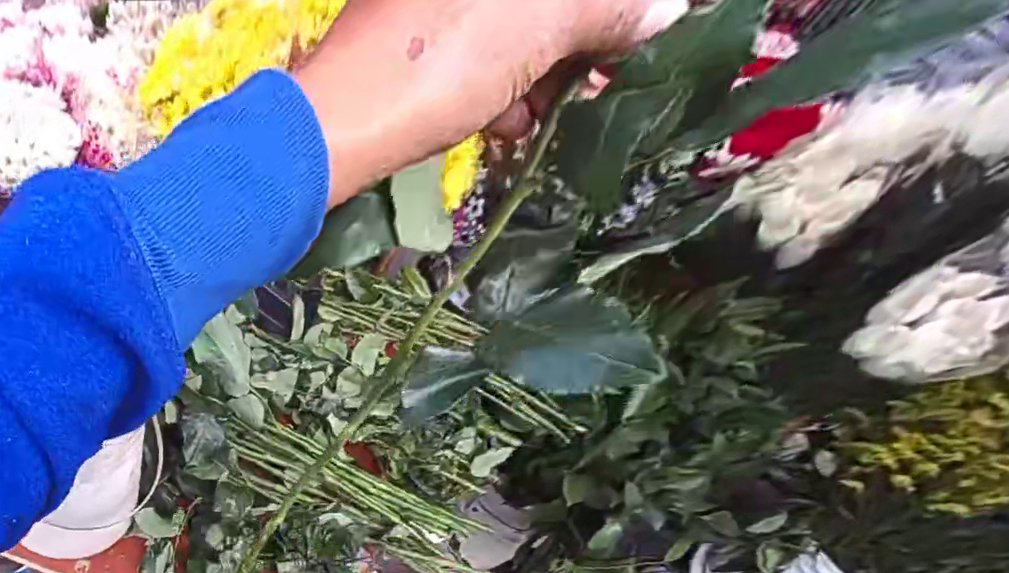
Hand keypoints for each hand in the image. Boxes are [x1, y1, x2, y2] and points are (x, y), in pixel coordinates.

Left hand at [293, 0, 689, 204]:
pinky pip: (478, 49)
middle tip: (585, 85)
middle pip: (549, 2)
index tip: (628, 44)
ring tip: (531, 114)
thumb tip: (666, 8)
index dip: (608, 15)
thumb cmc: (445, 62)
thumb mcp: (540, 24)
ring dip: (537, 71)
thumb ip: (607, 7)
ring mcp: (437, 10)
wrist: (342, 125)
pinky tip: (498, 120)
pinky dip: (496, 84)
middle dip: (571, 39)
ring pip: (516, 25)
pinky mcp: (418, 37)